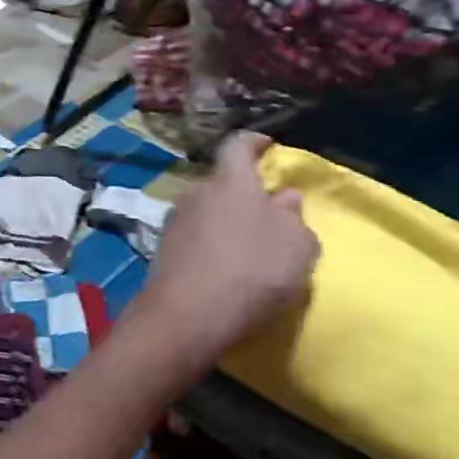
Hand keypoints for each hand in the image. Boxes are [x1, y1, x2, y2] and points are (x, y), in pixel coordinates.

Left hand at [134, 131, 319, 359]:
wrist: (187, 316)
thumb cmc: (252, 270)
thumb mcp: (297, 245)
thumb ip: (294, 217)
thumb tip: (285, 198)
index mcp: (231, 180)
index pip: (237, 144)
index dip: (253, 142)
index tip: (266, 145)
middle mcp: (197, 191)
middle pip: (223, 183)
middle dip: (243, 195)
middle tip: (266, 218)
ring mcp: (174, 220)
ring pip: (207, 211)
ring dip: (225, 223)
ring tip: (245, 251)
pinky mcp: (162, 250)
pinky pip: (193, 238)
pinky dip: (208, 246)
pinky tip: (222, 271)